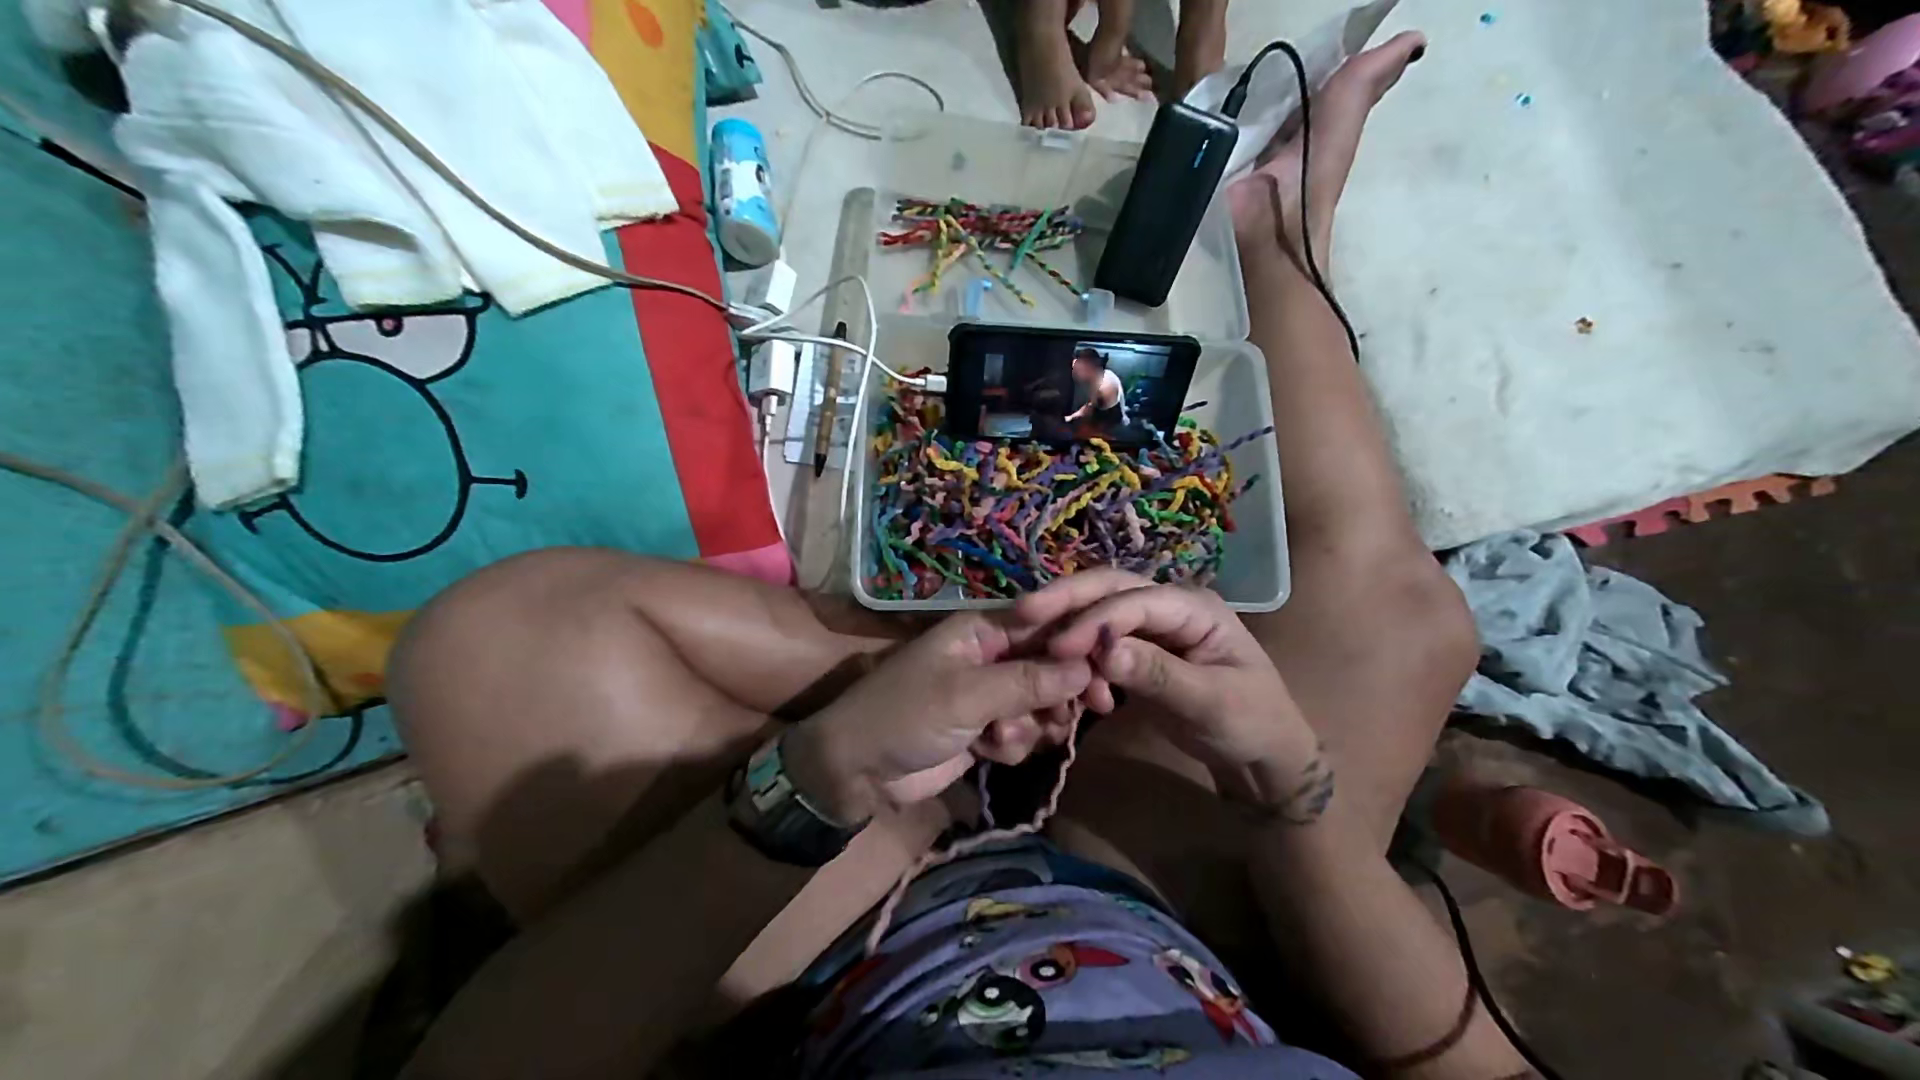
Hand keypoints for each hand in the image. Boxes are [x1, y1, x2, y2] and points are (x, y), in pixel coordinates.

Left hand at [782, 612, 1091, 823]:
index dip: (1078, 645)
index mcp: (982, 631)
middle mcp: (991, 656)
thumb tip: (1086, 668)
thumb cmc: (906, 715)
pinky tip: (990, 751)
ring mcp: (989, 695)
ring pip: (1041, 703)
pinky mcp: (985, 729)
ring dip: (1032, 723)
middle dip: (1062, 692)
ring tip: (1004, 737)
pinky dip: (1013, 743)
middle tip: (1083, 712)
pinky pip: (1022, 732)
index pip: (1044, 625)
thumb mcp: (967, 695)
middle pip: (1050, 666)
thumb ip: (1027, 682)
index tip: (1107, 670)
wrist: (858, 770)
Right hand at [1016, 570, 1332, 823]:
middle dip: (1066, 600)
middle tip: (1022, 614)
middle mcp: (1168, 606)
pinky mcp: (1136, 651)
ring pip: (1096, 613)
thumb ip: (1158, 674)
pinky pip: (1097, 645)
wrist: (1262, 755)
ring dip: (1068, 631)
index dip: (1095, 619)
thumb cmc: (1252, 722)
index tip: (1059, 648)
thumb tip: (1102, 651)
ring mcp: (1150, 627)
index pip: (1136, 600)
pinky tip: (1079, 691)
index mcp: (1194, 607)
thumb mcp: (1211, 702)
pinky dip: (1080, 661)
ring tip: (1043, 658)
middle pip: (1108, 589)